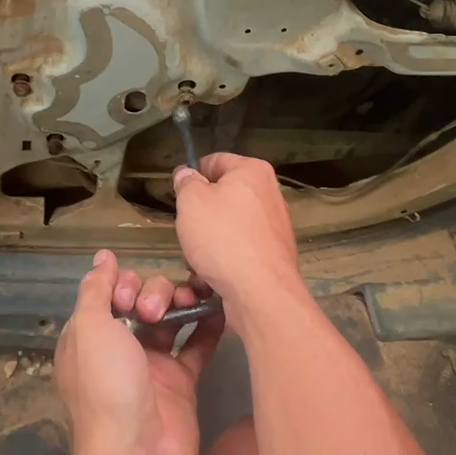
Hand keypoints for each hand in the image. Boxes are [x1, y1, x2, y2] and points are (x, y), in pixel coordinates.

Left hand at [54, 249, 224, 454]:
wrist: (138, 451)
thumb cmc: (106, 384)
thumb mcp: (88, 328)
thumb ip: (95, 288)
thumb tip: (103, 256)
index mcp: (91, 337)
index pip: (109, 292)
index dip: (121, 285)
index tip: (126, 298)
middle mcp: (120, 348)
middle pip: (140, 300)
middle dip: (151, 292)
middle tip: (150, 312)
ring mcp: (152, 364)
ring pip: (169, 317)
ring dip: (180, 301)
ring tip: (190, 301)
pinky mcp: (181, 381)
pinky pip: (198, 344)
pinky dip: (208, 323)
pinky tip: (219, 304)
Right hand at [171, 153, 304, 305]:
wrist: (260, 294)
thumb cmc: (223, 237)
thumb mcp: (191, 201)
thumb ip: (186, 183)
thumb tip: (187, 175)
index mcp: (253, 171)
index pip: (214, 161)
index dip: (193, 177)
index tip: (180, 198)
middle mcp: (269, 194)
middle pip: (222, 197)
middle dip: (200, 217)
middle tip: (187, 232)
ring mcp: (275, 228)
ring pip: (228, 228)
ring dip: (208, 243)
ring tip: (197, 261)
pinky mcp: (274, 257)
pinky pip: (241, 251)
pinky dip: (225, 261)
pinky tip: (212, 278)